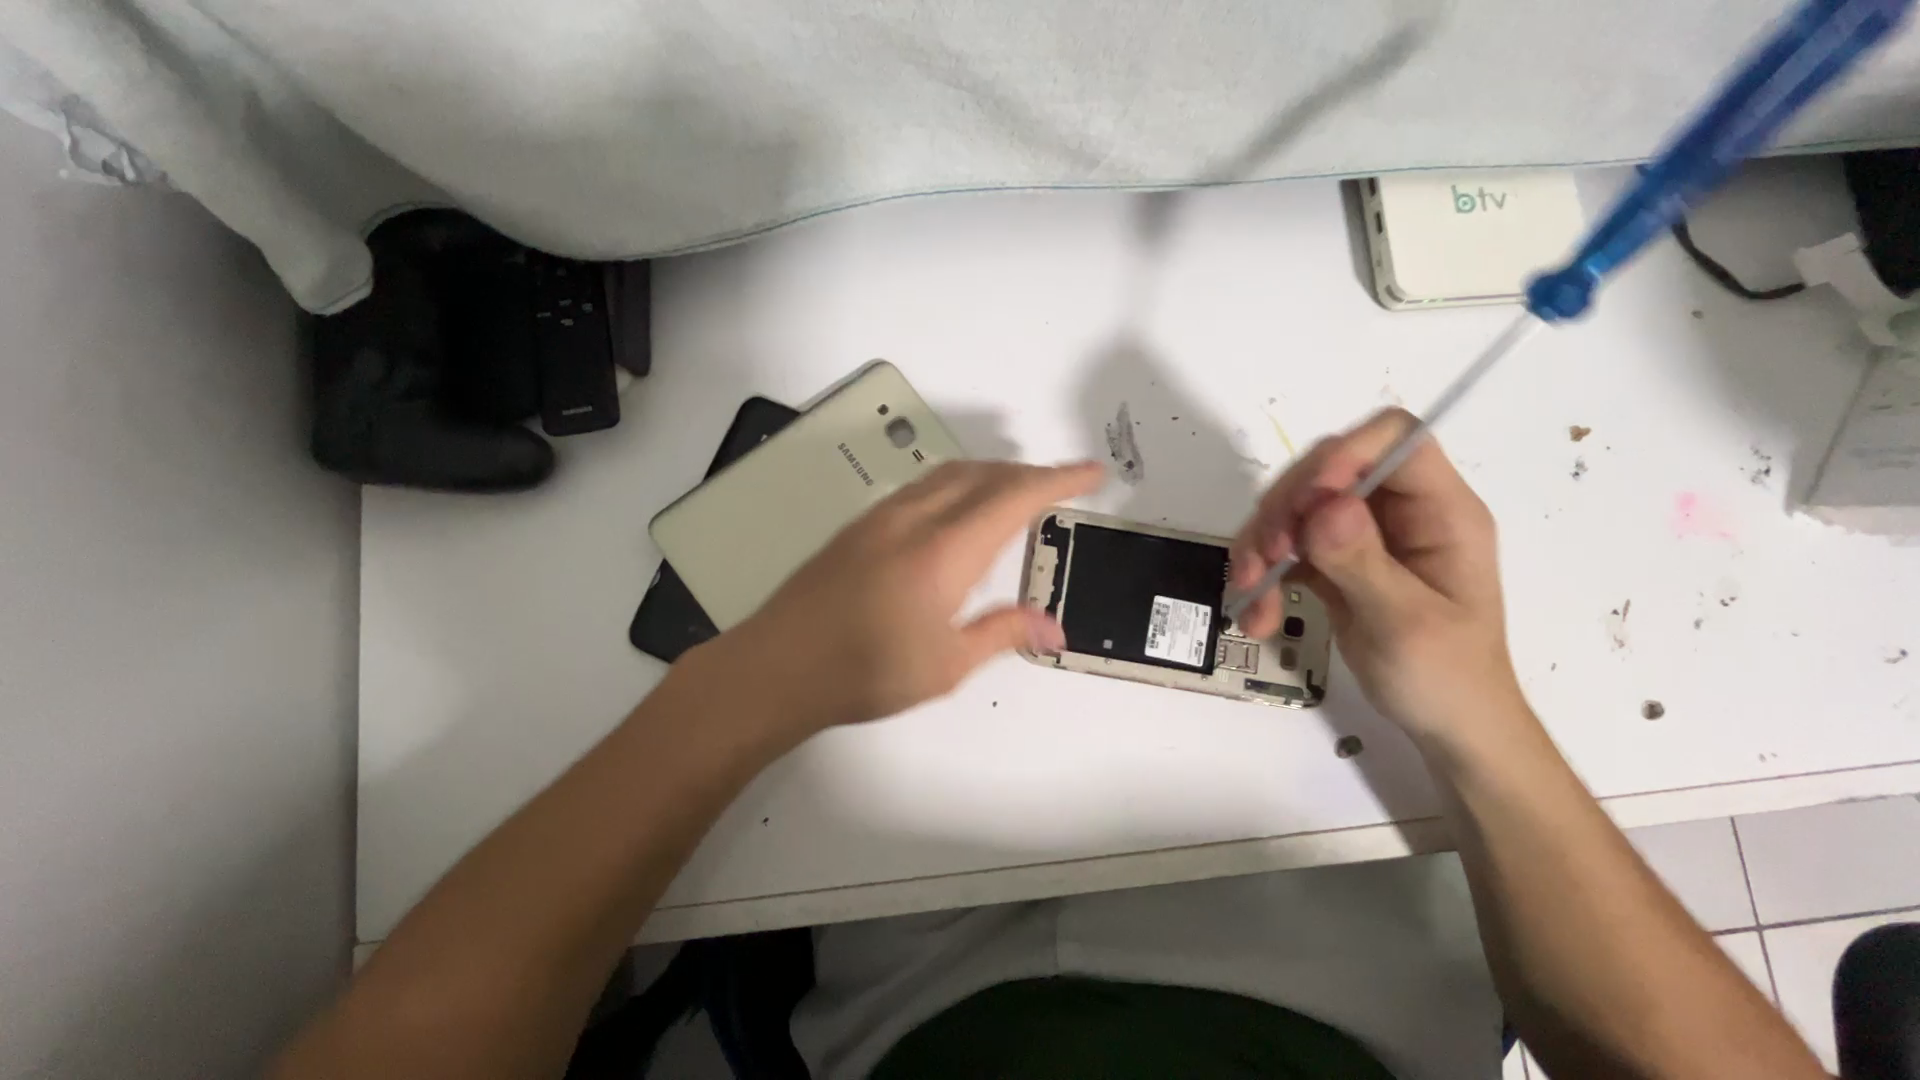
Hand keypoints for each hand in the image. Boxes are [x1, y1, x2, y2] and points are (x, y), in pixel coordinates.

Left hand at [710, 460, 1102, 735]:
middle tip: (1060, 486)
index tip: (1092, 472)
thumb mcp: (946, 664)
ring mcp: (880, 518)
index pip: (1014, 496)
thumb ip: (1002, 633)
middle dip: (1027, 473)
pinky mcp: (857, 528)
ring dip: (989, 474)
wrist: (777, 666)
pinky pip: (920, 487)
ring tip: (1014, 492)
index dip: (1058, 480)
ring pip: (947, 474)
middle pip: (982, 474)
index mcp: (946, 549)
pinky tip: (955, 511)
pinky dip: (955, 484)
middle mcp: (915, 518)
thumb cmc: (867, 671)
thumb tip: (1055, 627)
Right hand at [1228, 408, 1523, 741]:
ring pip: (1296, 507)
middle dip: (1284, 510)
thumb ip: (1363, 562)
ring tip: (1247, 594)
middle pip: (1327, 470)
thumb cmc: (1446, 677)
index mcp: (1440, 512)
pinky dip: (1261, 574)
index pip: (1394, 440)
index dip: (1344, 455)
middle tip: (1261, 560)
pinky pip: (1286, 546)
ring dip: (1261, 546)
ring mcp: (1364, 536)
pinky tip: (1254, 614)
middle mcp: (1400, 512)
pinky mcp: (1334, 562)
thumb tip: (1323, 507)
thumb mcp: (1406, 624)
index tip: (1304, 503)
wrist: (1447, 726)